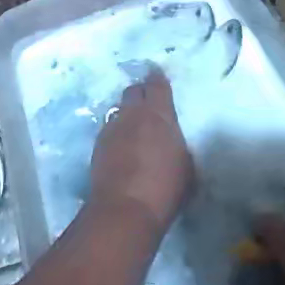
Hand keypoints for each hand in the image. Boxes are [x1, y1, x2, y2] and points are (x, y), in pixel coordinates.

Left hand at [88, 69, 192, 231]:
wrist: (125, 209)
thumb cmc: (165, 187)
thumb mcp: (186, 165)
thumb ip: (178, 144)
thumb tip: (172, 141)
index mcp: (159, 114)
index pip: (157, 85)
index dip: (158, 79)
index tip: (158, 75)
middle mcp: (132, 114)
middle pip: (133, 91)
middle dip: (140, 92)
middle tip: (147, 101)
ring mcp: (111, 128)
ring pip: (119, 110)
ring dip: (127, 113)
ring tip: (134, 125)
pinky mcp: (97, 146)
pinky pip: (109, 129)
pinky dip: (117, 132)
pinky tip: (122, 145)